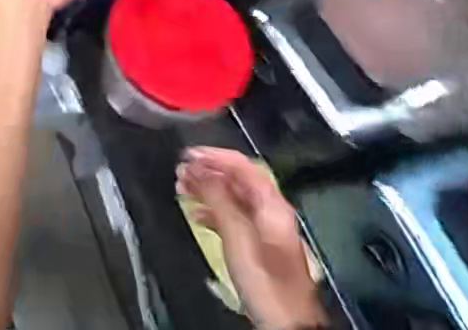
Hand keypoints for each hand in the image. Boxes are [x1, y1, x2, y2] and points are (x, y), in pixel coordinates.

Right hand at [177, 147, 326, 329]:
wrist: (286, 327)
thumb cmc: (265, 281)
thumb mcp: (237, 235)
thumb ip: (218, 198)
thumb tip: (199, 169)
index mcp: (271, 203)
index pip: (241, 165)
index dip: (214, 156)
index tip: (189, 154)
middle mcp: (270, 211)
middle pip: (236, 180)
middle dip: (207, 172)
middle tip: (181, 171)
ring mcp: (265, 229)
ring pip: (232, 198)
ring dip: (207, 190)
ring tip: (183, 188)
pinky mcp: (258, 246)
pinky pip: (233, 217)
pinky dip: (214, 211)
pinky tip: (197, 215)